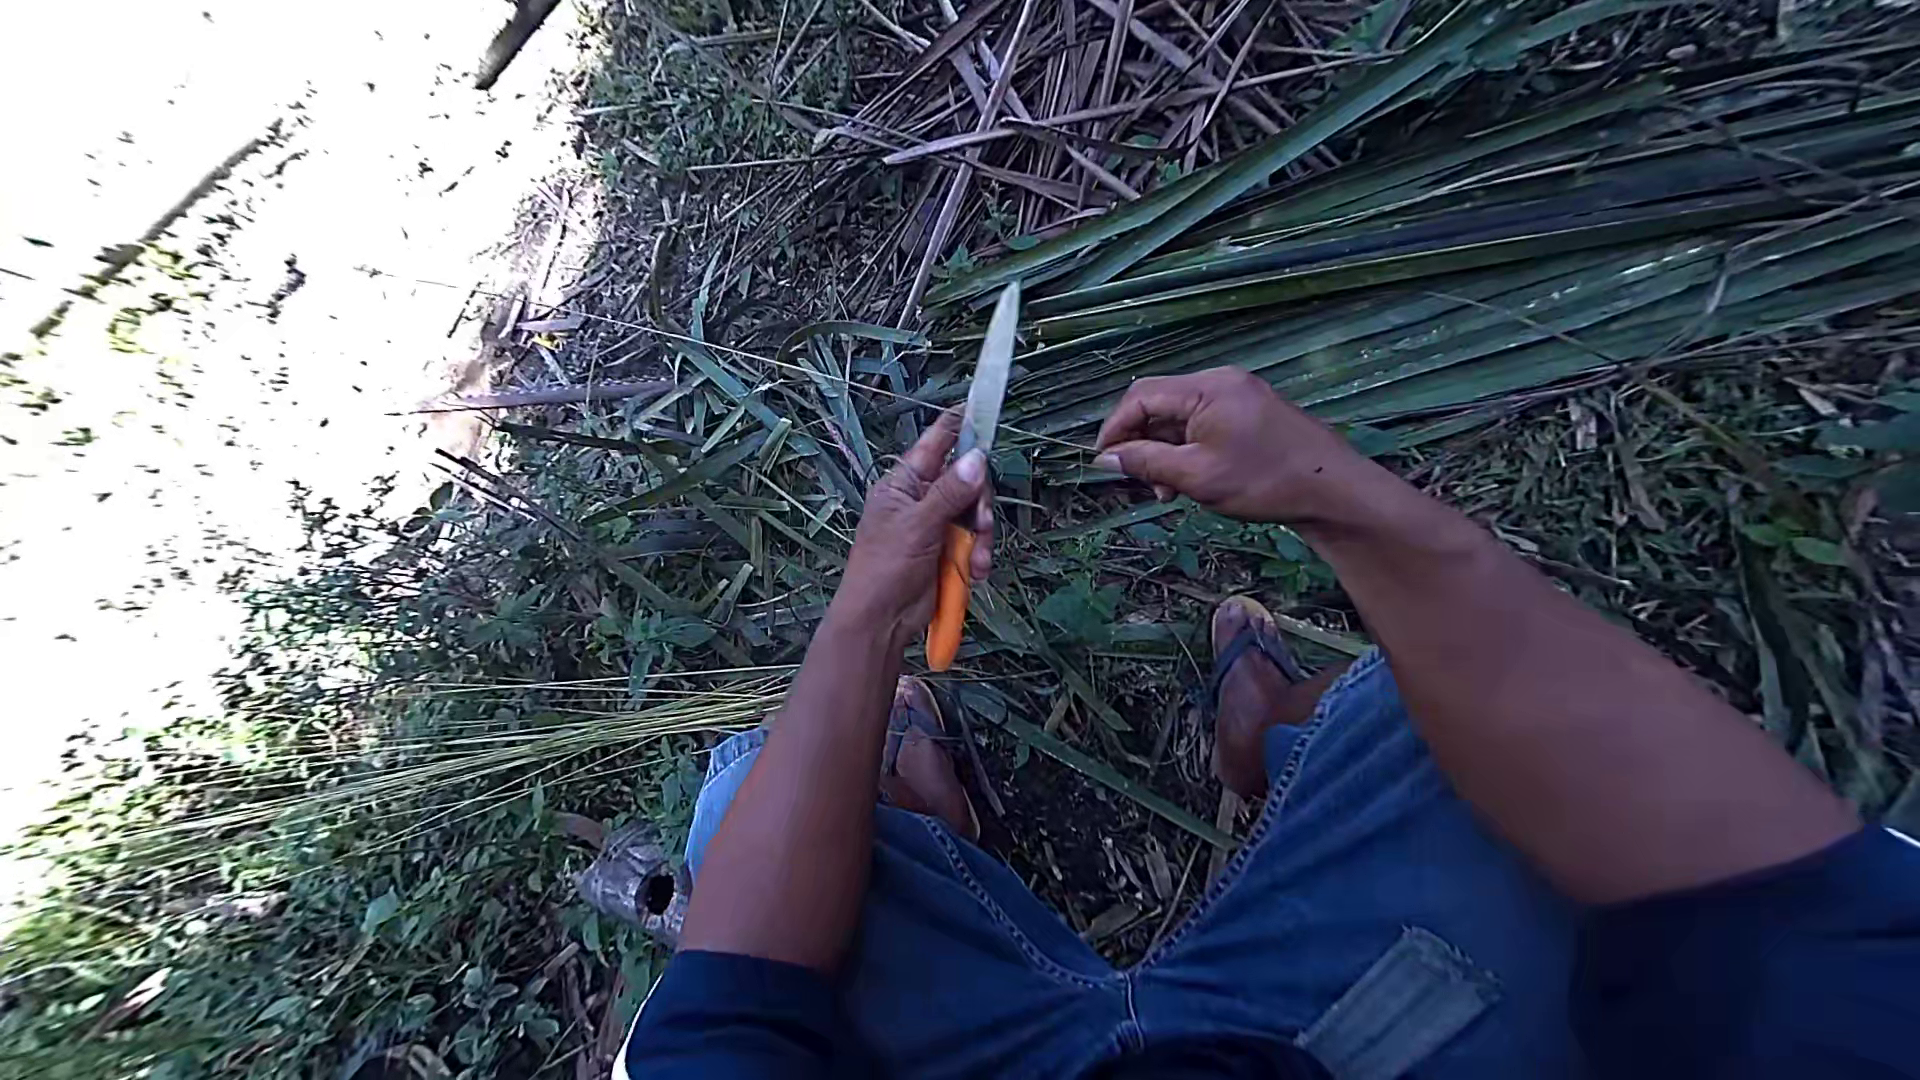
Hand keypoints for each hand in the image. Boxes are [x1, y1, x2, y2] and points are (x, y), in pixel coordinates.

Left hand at [834, 411, 993, 644]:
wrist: (880, 621)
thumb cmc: (885, 567)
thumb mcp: (917, 525)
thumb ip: (949, 492)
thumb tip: (977, 457)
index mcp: (903, 484)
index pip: (935, 444)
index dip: (957, 427)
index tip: (980, 408)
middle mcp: (922, 499)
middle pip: (967, 482)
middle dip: (978, 506)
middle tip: (980, 524)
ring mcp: (937, 526)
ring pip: (975, 515)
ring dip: (982, 539)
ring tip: (975, 563)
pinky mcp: (948, 552)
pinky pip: (975, 543)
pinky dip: (978, 557)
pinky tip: (974, 574)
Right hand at [1093, 367, 1368, 523]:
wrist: (1334, 492)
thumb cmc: (1263, 482)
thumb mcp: (1194, 475)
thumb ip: (1145, 462)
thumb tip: (1105, 458)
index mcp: (1207, 387)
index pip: (1141, 396)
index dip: (1115, 428)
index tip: (1103, 462)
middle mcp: (1220, 382)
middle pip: (1158, 405)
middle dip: (1140, 442)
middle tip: (1140, 481)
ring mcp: (1237, 395)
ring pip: (1178, 418)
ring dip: (1162, 452)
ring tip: (1167, 490)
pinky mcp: (1248, 413)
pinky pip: (1201, 425)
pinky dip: (1186, 450)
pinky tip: (1188, 479)